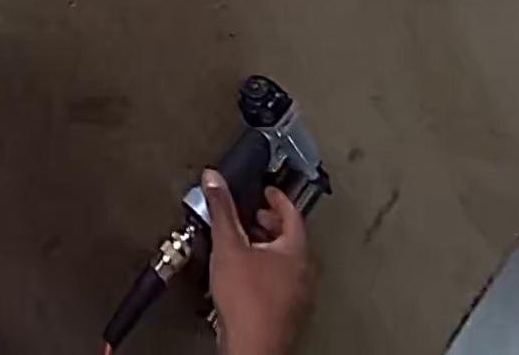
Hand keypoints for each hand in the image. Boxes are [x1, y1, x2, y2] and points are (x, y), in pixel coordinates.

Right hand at [203, 170, 313, 354]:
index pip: (292, 214)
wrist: (250, 349)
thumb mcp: (228, 244)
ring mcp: (298, 296)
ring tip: (245, 240)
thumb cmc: (245, 300)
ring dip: (267, 244)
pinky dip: (267, 266)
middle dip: (270, 221)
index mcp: (296, 253)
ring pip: (287, 260)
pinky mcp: (288, 313)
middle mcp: (304, 274)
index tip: (267, 191)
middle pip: (291, 237)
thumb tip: (214, 180)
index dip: (278, 198)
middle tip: (253, 213)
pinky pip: (282, 279)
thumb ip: (221, 208)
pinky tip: (246, 270)